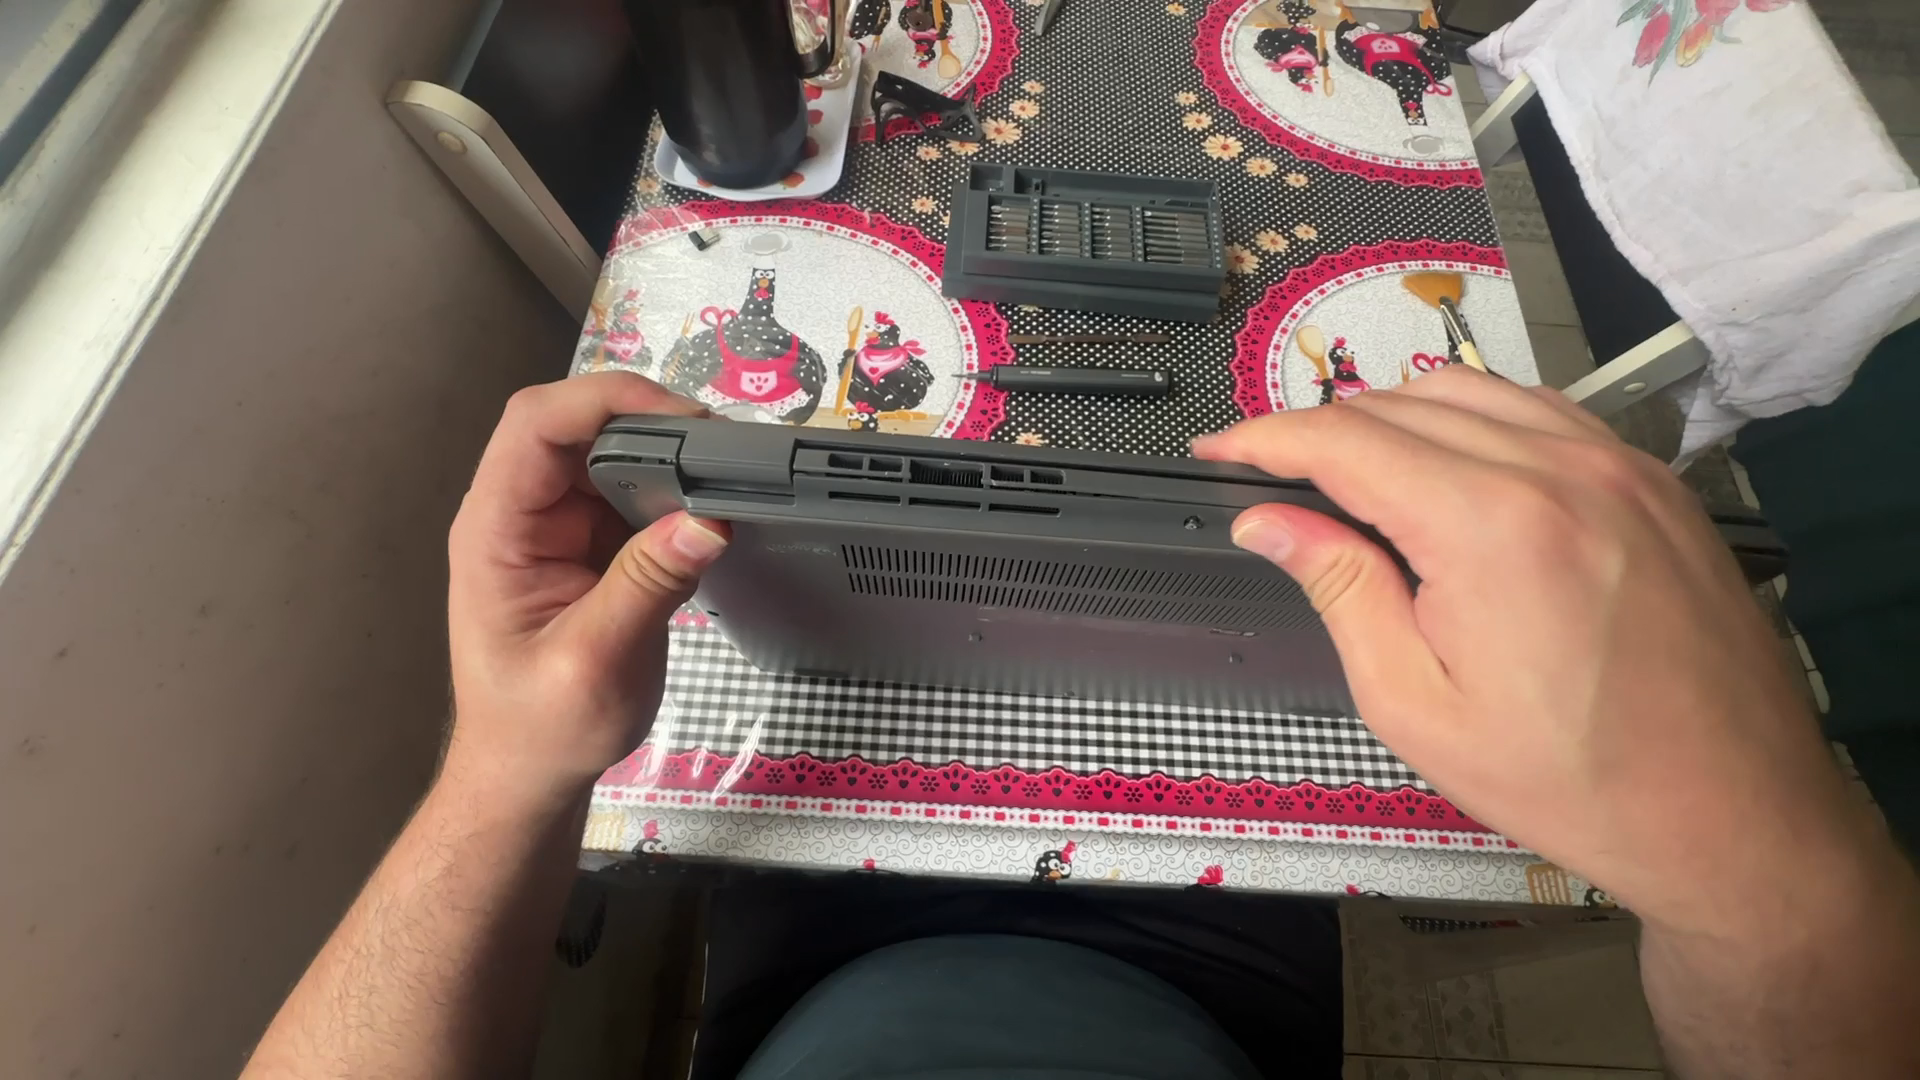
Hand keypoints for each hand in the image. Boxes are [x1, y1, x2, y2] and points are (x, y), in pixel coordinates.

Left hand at [444, 373, 729, 802]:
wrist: (533, 770)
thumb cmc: (543, 726)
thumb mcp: (595, 661)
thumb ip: (648, 586)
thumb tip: (711, 520)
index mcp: (498, 529)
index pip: (538, 425)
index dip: (607, 401)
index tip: (688, 420)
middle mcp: (526, 513)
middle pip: (578, 426)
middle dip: (652, 421)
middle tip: (726, 447)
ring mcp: (563, 527)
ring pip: (614, 455)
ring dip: (672, 454)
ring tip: (732, 472)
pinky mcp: (598, 546)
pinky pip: (639, 494)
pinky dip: (679, 490)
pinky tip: (716, 502)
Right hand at [1194, 369, 1883, 936]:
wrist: (1734, 820)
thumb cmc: (1560, 775)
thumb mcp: (1409, 698)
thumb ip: (1337, 586)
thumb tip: (1264, 523)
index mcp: (1487, 527)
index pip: (1340, 441)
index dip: (1261, 437)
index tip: (1216, 450)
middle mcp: (1557, 471)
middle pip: (1393, 405)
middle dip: (1311, 429)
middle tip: (1265, 471)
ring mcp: (1615, 465)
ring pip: (1459, 389)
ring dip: (1378, 415)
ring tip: (1336, 463)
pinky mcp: (1647, 479)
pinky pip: (1528, 406)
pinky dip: (1456, 413)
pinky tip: (1433, 453)